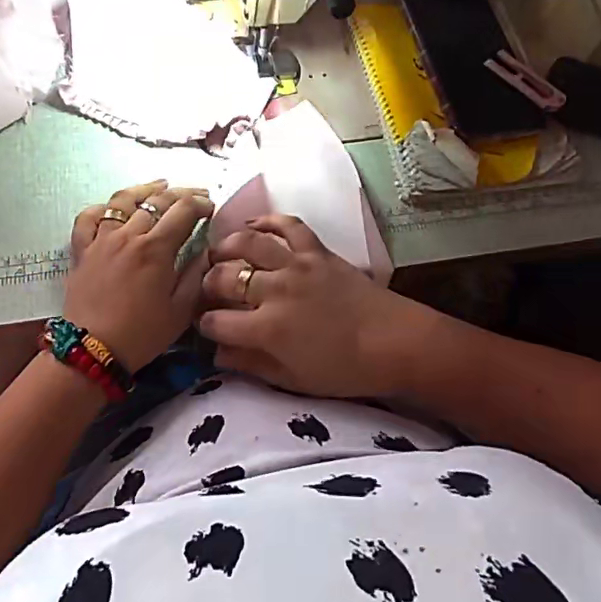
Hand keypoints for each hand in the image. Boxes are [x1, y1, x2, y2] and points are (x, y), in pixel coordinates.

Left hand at [64, 180, 212, 370]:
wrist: (93, 350)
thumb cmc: (143, 334)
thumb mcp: (181, 310)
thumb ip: (196, 275)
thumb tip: (206, 251)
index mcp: (156, 249)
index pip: (184, 211)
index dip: (201, 203)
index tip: (211, 207)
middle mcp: (129, 236)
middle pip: (157, 200)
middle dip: (182, 193)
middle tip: (197, 195)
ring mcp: (102, 240)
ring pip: (123, 200)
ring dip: (145, 189)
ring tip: (159, 186)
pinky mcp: (82, 250)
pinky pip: (88, 218)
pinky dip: (102, 207)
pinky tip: (113, 206)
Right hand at [198, 215, 437, 397]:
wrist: (396, 342)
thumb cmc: (345, 370)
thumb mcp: (293, 380)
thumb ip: (252, 365)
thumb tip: (217, 354)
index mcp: (267, 329)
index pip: (215, 322)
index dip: (204, 325)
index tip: (206, 327)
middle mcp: (275, 291)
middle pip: (223, 278)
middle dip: (206, 285)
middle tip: (206, 290)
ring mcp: (297, 265)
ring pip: (249, 244)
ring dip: (226, 246)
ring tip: (218, 254)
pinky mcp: (318, 251)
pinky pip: (289, 226)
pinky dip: (269, 221)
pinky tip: (254, 225)